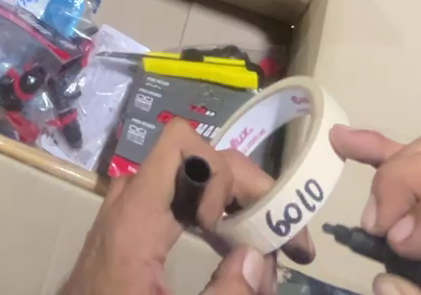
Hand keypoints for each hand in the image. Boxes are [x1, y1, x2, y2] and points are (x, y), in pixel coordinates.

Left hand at [60, 120, 312, 294]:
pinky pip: (180, 202)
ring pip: (193, 182)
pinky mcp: (134, 227)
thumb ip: (223, 293)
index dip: (217, 172)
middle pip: (197, 161)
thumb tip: (258, 257)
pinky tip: (237, 250)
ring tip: (270, 252)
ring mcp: (131, 209)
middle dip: (247, 192)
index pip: (180, 141)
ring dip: (236, 208)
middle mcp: (131, 198)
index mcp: (135, 213)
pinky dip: (215, 219)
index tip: (228, 229)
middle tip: (289, 244)